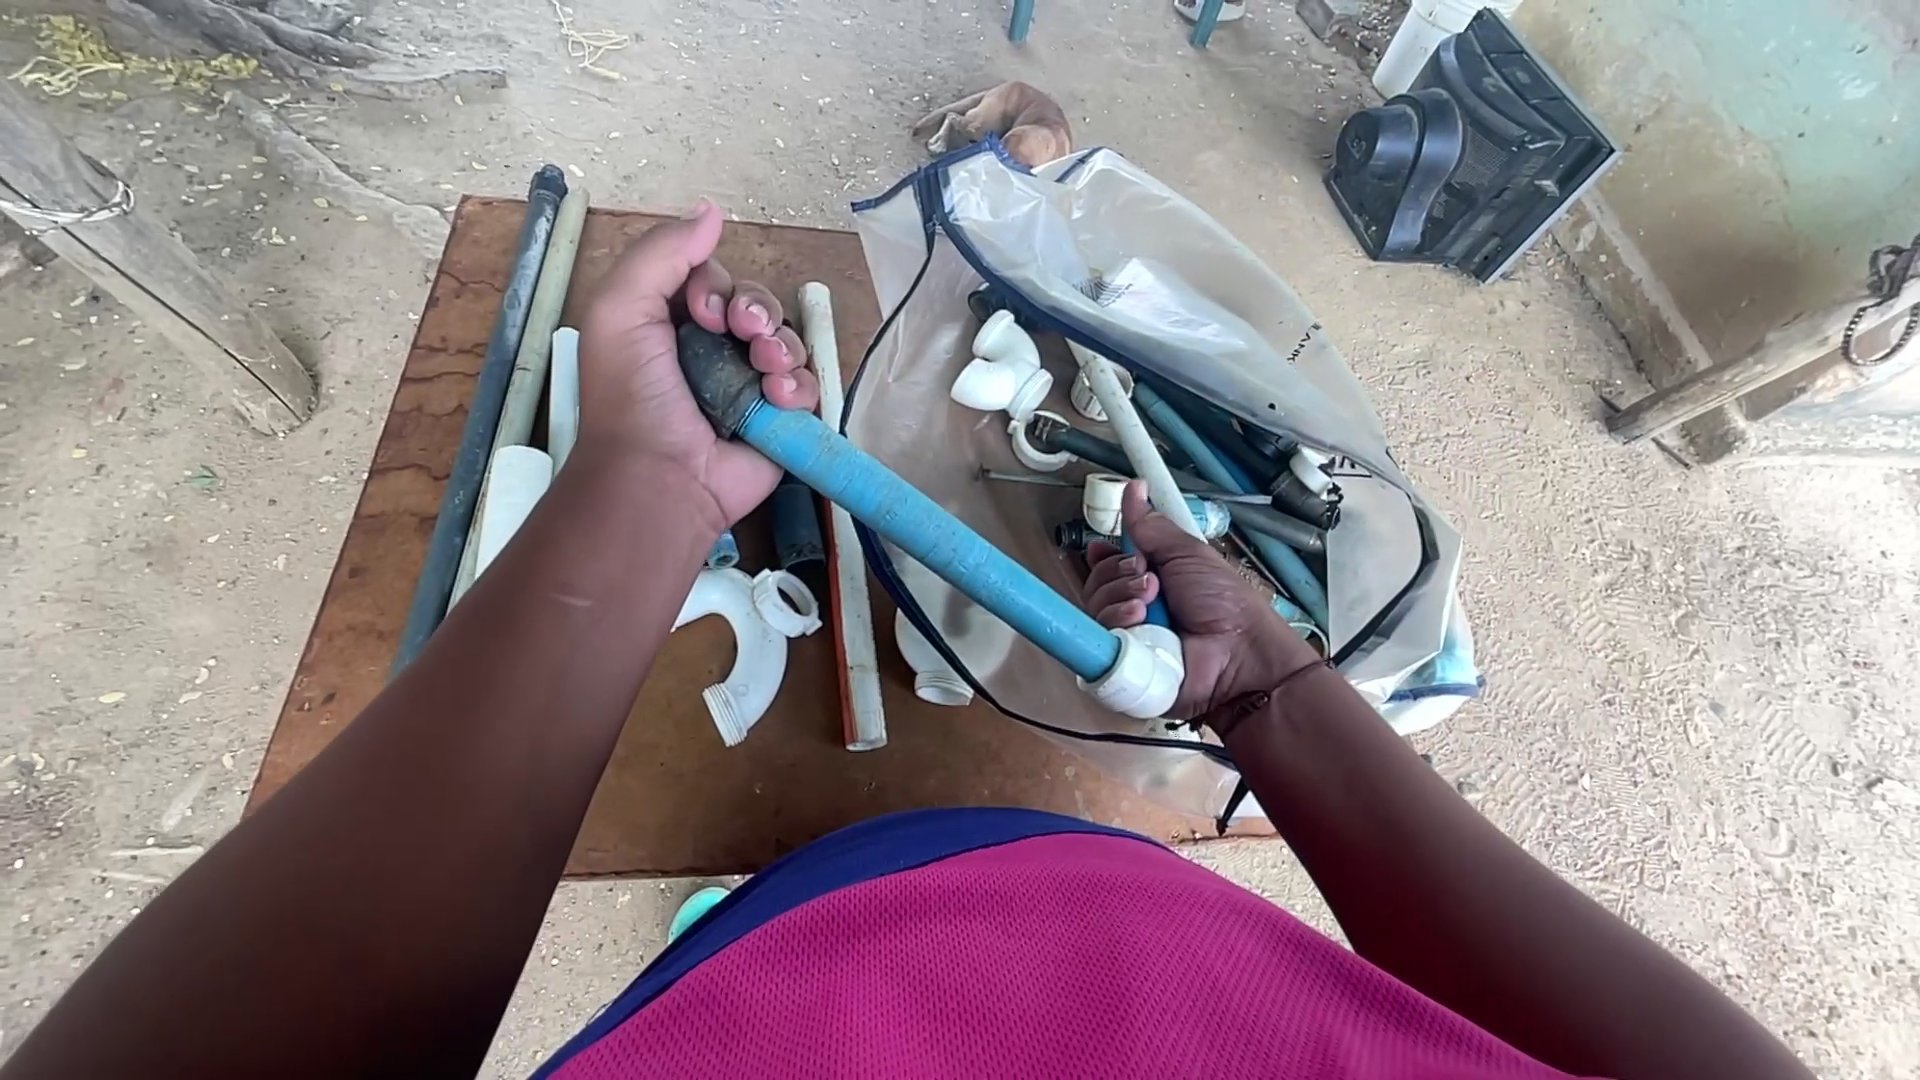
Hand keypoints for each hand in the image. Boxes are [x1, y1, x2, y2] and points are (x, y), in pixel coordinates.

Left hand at [573, 199, 819, 531]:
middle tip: (746, 335)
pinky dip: (801, 387)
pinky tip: (780, 400)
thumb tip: (712, 210)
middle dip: (759, 313)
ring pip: (788, 343)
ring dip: (783, 348)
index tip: (704, 314)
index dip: (717, 288)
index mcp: (674, 325)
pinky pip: (807, 387)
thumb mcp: (621, 310)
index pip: (716, 281)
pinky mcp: (779, 421)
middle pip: (759, 306)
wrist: (660, 475)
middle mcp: (714, 352)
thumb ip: (661, 254)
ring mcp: (750, 388)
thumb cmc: (633, 396)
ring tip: (767, 373)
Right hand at [1081, 481, 1321, 719]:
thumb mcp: (1188, 554)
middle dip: (1119, 572)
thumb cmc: (1224, 604)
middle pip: (1097, 582)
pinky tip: (1140, 620)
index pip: (1109, 563)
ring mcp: (1127, 635)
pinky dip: (1117, 621)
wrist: (1239, 655)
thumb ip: (1151, 526)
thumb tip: (1133, 488)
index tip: (1106, 548)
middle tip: (1149, 578)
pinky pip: (1099, 636)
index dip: (1104, 555)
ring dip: (1121, 595)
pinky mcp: (1121, 661)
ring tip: (1151, 602)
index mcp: (1151, 578)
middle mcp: (1135, 606)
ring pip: (1096, 606)